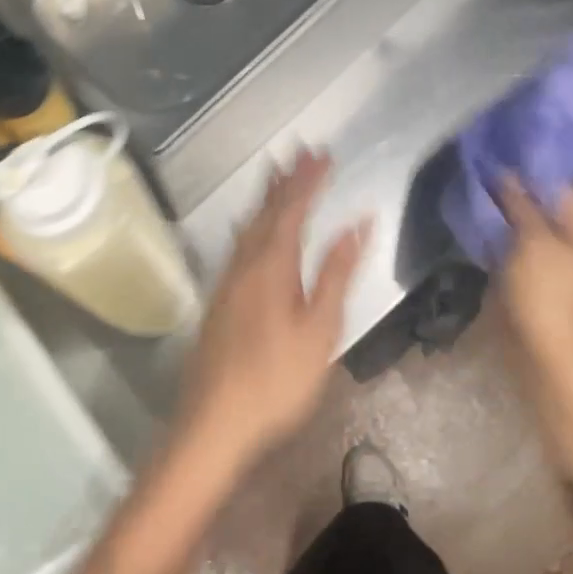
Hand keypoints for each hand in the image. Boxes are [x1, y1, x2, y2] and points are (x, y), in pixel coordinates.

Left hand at [175, 149, 371, 465]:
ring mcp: (224, 285)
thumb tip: (358, 222)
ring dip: (264, 201)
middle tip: (299, 152)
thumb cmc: (276, 381)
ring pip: (246, 230)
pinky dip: (250, 229)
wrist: (214, 421)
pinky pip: (235, 249)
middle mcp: (242, 267)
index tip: (323, 153)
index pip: (292, 210)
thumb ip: (336, 274)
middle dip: (284, 182)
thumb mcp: (319, 330)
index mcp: (271, 267)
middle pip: (264, 214)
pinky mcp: (216, 304)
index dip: (308, 181)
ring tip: (276, 177)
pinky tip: (250, 234)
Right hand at [496, 176, 572, 376]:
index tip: (496, 164)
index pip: (558, 187)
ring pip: (530, 229)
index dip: (528, 175)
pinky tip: (483, 233)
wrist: (543, 348)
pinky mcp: (540, 279)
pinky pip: (521, 249)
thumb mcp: (531, 242)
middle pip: (545, 208)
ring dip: (507, 219)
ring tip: (478, 203)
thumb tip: (507, 173)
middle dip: (515, 197)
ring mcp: (560, 261)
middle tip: (482, 182)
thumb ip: (520, 205)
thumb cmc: (544, 293)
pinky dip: (505, 241)